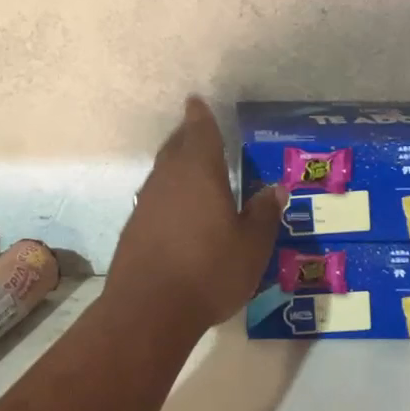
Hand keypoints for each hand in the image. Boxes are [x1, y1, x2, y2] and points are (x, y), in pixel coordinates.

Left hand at [105, 97, 285, 336]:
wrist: (148, 309)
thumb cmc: (209, 271)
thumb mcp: (251, 246)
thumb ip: (263, 214)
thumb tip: (274, 189)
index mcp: (199, 172)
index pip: (200, 132)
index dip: (200, 116)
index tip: (196, 101)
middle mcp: (169, 178)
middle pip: (177, 146)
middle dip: (188, 136)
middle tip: (199, 130)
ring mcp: (147, 202)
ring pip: (163, 171)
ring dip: (176, 163)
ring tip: (191, 166)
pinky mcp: (135, 227)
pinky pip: (155, 196)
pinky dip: (168, 191)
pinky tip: (177, 207)